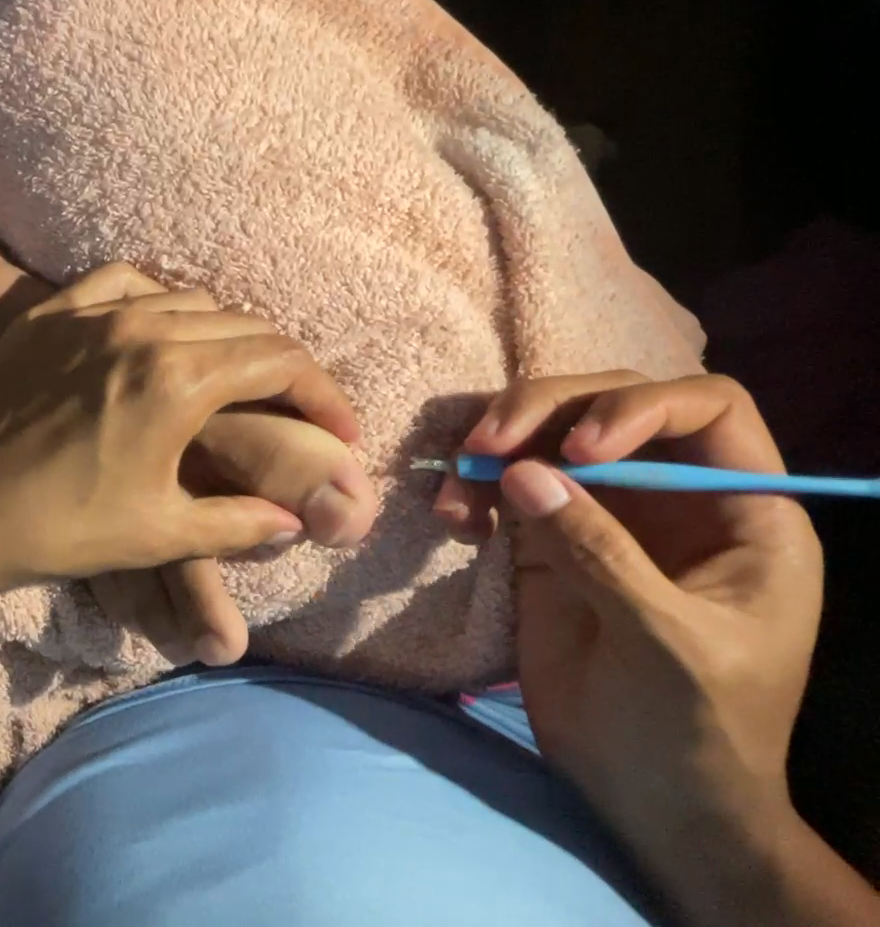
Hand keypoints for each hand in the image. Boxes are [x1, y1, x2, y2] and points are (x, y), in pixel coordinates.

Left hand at [0, 135, 374, 662]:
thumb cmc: (61, 528)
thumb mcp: (162, 533)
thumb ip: (241, 523)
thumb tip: (293, 521)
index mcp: (176, 381)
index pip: (280, 360)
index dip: (323, 393)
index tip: (340, 428)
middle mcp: (137, 330)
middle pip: (240, 324)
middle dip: (279, 363)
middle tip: (290, 404)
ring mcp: (85, 315)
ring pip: (183, 298)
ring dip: (220, 330)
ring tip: (228, 370)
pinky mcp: (44, 317)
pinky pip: (117, 283)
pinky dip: (152, 298)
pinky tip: (156, 324)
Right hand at [443, 373, 822, 868]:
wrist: (647, 790)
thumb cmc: (696, 724)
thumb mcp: (668, 640)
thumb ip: (599, 552)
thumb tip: (521, 473)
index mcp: (741, 510)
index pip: (703, 408)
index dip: (638, 406)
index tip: (578, 447)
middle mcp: (668, 495)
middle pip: (604, 404)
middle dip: (540, 411)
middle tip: (481, 446)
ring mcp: (598, 514)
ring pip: (540, 438)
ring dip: (490, 449)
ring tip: (453, 487)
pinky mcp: (540, 540)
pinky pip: (500, 486)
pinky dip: (469, 489)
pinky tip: (452, 518)